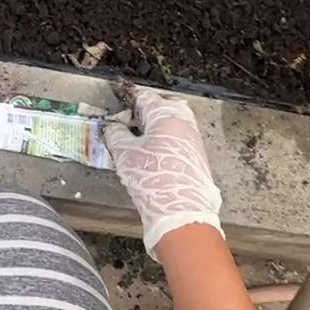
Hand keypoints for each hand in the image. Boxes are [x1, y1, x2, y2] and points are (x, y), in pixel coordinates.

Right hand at [104, 88, 222, 257]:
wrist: (181, 214)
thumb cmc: (151, 178)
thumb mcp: (125, 154)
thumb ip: (116, 134)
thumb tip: (113, 126)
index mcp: (167, 116)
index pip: (145, 97)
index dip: (128, 96)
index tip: (118, 94)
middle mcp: (184, 124)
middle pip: (163, 108)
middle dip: (145, 110)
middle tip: (127, 118)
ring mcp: (194, 141)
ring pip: (171, 124)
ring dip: (154, 126)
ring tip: (136, 137)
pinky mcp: (197, 159)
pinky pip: (177, 139)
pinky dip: (163, 139)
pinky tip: (151, 153)